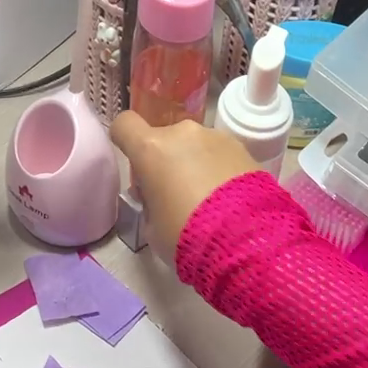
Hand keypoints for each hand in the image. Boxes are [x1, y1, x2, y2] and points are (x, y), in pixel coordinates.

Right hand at [109, 111, 259, 261]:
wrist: (242, 242)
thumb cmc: (186, 238)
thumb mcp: (154, 229)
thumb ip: (150, 205)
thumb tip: (156, 196)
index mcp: (151, 150)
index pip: (125, 125)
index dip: (125, 140)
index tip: (134, 162)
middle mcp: (182, 134)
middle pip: (165, 140)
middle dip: (167, 162)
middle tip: (177, 196)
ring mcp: (214, 137)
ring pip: (195, 147)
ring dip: (196, 166)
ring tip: (208, 201)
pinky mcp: (242, 148)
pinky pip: (220, 156)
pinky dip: (219, 171)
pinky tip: (227, 200)